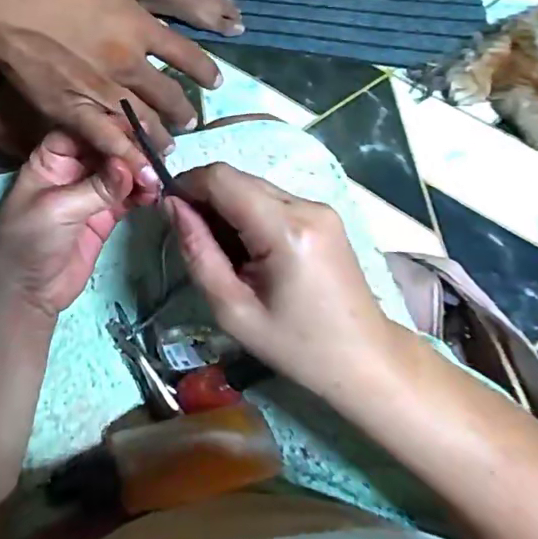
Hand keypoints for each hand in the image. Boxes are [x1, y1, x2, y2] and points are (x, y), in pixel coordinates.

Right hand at [0, 0, 220, 189]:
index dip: (204, 71)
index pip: (187, 55)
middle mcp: (128, 62)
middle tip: (188, 121)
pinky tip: (142, 168)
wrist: (7, 3)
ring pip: (143, 121)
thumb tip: (150, 32)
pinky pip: (105, 138)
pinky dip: (126, 155)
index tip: (213, 81)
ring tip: (168, 145)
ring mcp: (101, 89)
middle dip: (182, 111)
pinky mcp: (71, 109)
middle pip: (168, 95)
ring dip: (160, 136)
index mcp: (139, 27)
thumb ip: (132, 16)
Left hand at [0, 131, 146, 318]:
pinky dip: (142, 193)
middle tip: (157, 154)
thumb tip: (130, 166)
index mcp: (49, 158)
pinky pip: (128, 197)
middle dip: (131, 150)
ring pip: (120, 172)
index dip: (108, 127)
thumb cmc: (28, 242)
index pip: (82, 131)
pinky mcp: (104, 215)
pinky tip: (155, 194)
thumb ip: (96, 187)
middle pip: (105, 148)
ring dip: (140, 173)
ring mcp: (89, 192)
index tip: (138, 129)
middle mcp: (71, 168)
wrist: (26, 293)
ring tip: (158, 179)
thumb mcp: (58, 209)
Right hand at [162, 163, 400, 397]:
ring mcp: (319, 206)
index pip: (221, 178)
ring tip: (225, 254)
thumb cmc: (297, 347)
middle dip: (204, 199)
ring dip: (225, 208)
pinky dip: (247, 214)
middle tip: (195, 242)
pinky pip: (270, 198)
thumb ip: (197, 252)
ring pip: (251, 186)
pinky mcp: (323, 214)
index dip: (186, 185)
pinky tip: (249, 251)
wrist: (367, 361)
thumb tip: (171, 205)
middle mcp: (305, 205)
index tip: (170, 213)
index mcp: (286, 230)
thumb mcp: (233, 310)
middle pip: (236, 178)